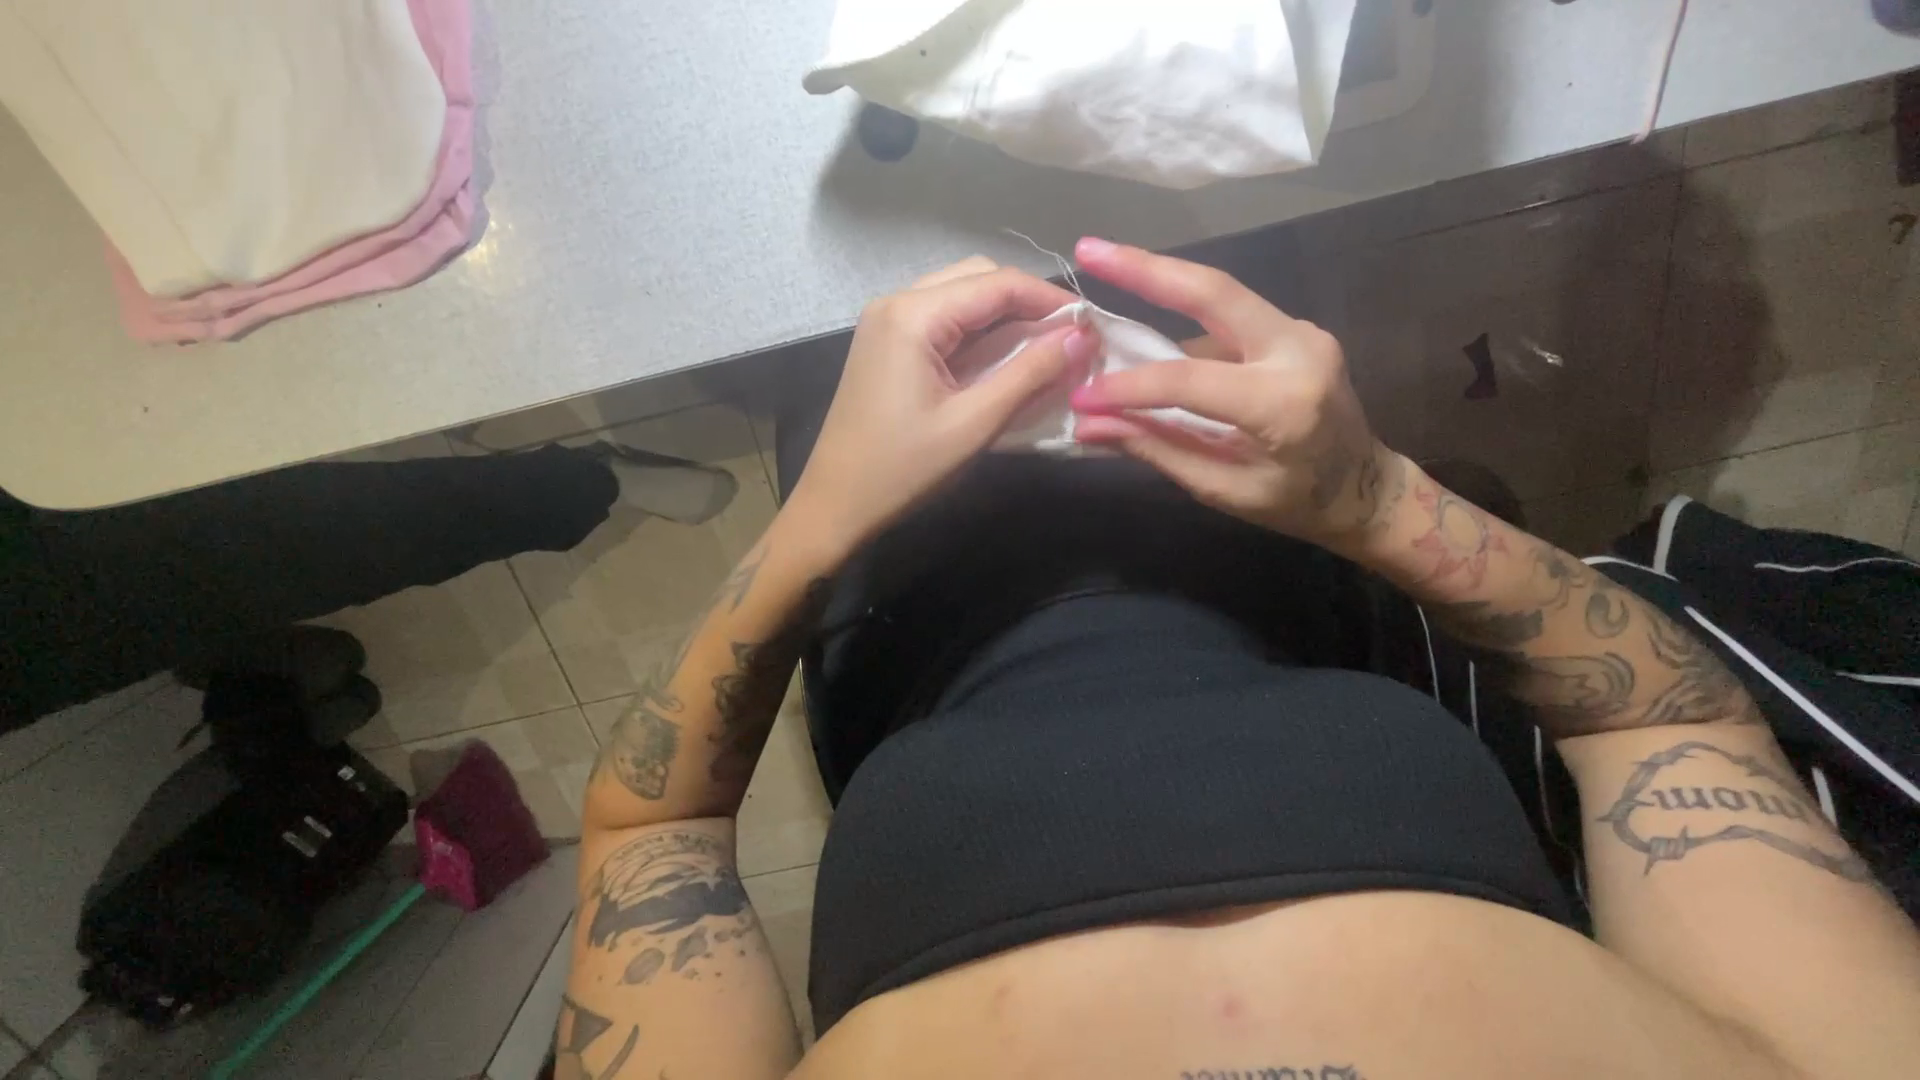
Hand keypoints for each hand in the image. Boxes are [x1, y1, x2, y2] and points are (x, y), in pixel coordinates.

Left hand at [784, 257, 1095, 561]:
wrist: (836, 504)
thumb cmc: (902, 469)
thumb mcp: (974, 423)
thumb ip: (1030, 374)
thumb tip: (1082, 336)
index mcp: (912, 315)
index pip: (997, 283)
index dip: (1050, 299)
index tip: (1091, 326)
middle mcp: (896, 302)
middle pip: (978, 279)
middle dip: (1027, 304)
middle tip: (1069, 340)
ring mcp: (886, 321)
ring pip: (961, 297)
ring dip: (1004, 317)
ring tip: (1044, 350)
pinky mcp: (886, 344)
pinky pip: (942, 321)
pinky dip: (978, 333)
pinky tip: (1003, 359)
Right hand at [1068, 238, 1400, 544]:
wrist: (1366, 487)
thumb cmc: (1296, 502)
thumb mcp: (1222, 489)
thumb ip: (1156, 449)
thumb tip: (1089, 426)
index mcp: (1283, 404)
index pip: (1188, 380)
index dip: (1127, 386)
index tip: (1082, 396)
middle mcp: (1297, 351)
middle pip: (1213, 291)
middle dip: (1145, 268)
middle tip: (1089, 249)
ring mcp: (1301, 332)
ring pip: (1219, 295)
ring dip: (1160, 282)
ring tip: (1105, 267)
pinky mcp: (1295, 329)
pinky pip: (1229, 314)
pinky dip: (1183, 312)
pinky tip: (1149, 313)